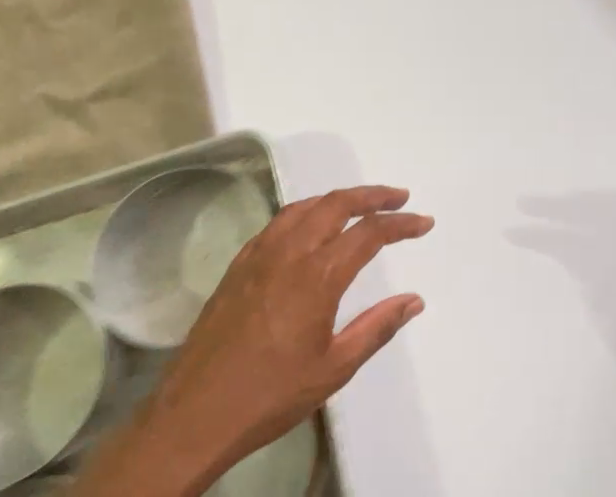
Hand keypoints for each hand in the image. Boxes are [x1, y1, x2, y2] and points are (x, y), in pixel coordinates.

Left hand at [89, 186, 432, 495]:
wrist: (192, 419)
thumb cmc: (270, 395)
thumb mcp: (335, 368)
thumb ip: (377, 327)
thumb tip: (414, 300)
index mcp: (317, 276)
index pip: (370, 232)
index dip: (401, 223)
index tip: (423, 223)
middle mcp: (288, 255)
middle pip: (336, 205)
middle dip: (372, 196)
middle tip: (399, 198)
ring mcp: (256, 260)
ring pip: (303, 209)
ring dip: (336, 200)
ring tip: (360, 206)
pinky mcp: (235, 271)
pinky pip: (276, 226)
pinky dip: (304, 214)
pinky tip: (310, 230)